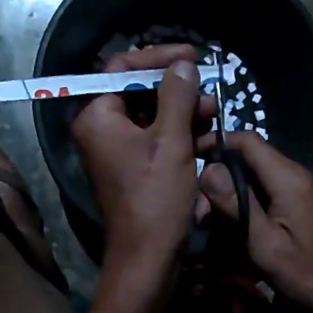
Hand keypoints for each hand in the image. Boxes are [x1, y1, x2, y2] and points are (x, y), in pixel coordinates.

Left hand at [71, 48, 216, 290]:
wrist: (147, 256)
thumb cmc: (155, 198)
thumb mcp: (171, 141)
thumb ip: (177, 96)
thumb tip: (183, 65)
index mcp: (97, 117)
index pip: (121, 68)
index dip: (158, 58)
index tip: (192, 56)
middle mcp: (100, 130)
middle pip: (138, 91)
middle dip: (177, 89)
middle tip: (210, 89)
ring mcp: (116, 150)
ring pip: (152, 116)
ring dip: (184, 112)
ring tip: (215, 113)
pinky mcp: (133, 168)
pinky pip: (156, 139)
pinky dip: (180, 135)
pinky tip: (208, 137)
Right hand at [198, 128, 312, 312]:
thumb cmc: (303, 272)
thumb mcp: (263, 242)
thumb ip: (236, 204)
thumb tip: (208, 170)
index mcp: (288, 179)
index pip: (248, 141)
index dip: (218, 142)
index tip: (191, 156)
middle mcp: (295, 174)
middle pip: (248, 159)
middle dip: (218, 179)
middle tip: (200, 213)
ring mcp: (298, 188)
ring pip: (253, 176)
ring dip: (228, 194)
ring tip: (209, 224)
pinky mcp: (298, 201)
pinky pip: (264, 190)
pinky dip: (243, 202)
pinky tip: (229, 226)